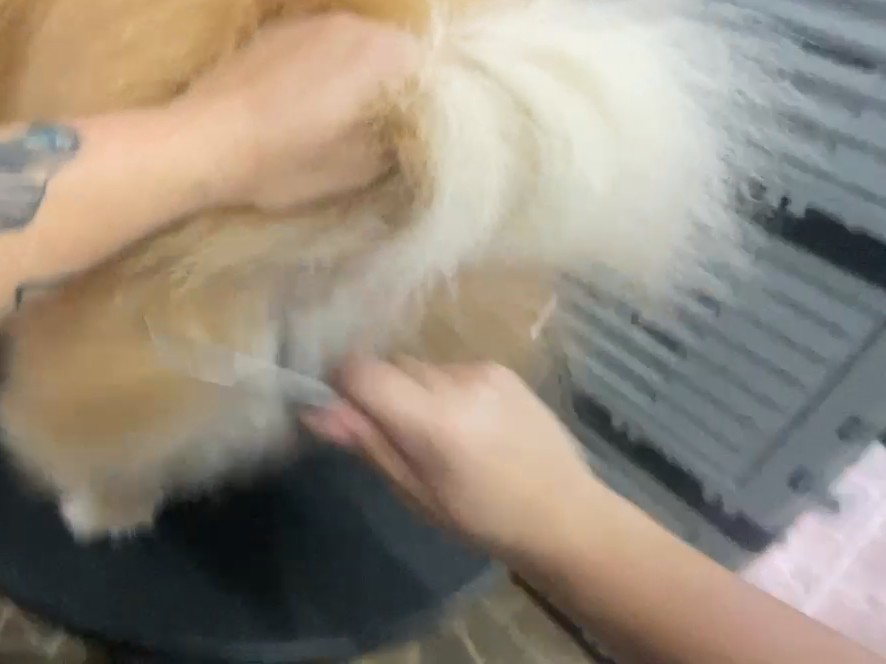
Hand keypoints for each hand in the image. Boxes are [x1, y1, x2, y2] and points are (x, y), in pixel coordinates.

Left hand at [172, 14, 417, 212]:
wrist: (200, 140)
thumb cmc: (281, 158)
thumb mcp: (355, 168)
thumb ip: (399, 142)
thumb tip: (415, 131)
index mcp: (383, 52)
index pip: (433, 66)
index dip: (427, 100)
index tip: (410, 130)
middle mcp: (351, 22)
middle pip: (392, 50)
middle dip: (391, 82)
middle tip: (374, 124)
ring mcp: (307, 21)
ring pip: (352, 44)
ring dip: (353, 72)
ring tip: (333, 113)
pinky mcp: (272, 30)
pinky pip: (315, 43)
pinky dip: (318, 65)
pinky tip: (296, 99)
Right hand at [303, 356, 608, 564]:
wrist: (571, 519)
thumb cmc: (483, 518)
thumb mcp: (415, 491)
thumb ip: (366, 442)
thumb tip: (314, 409)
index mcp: (433, 420)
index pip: (361, 370)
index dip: (343, 385)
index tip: (348, 413)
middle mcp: (455, 382)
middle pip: (388, 367)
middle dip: (383, 393)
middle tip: (402, 437)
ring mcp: (480, 371)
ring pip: (416, 367)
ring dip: (413, 391)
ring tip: (442, 433)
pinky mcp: (498, 368)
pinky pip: (446, 368)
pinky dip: (443, 389)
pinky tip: (470, 423)